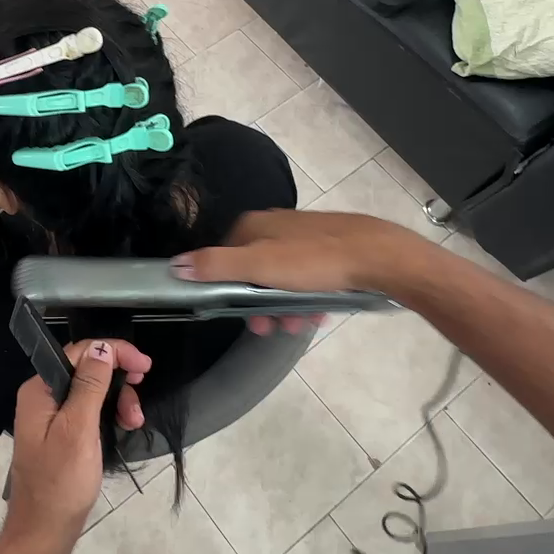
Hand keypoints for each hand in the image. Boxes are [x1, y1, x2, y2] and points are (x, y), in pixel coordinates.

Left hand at [6, 339, 125, 547]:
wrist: (44, 531)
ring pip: (92, 390)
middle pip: (87, 369)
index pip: (79, 352)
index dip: (114, 352)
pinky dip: (109, 415)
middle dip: (118, 380)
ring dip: (118, 400)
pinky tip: (124, 427)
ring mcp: (52, 415)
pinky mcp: (62, 433)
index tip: (144, 365)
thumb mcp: (78, 429)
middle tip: (141, 396)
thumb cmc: (60, 482)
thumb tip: (102, 348)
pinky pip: (89, 410)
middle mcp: (43, 396)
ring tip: (134, 422)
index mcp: (40, 389)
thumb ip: (89, 385)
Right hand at [171, 209, 415, 329]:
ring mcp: (301, 236)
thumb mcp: (258, 267)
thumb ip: (215, 266)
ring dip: (285, 305)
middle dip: (260, 304)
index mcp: (252, 226)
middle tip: (274, 327)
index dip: (225, 288)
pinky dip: (306, 297)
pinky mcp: (326, 247)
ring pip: (280, 277)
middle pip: (251, 271)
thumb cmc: (313, 262)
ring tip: (301, 324)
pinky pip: (305, 277)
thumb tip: (174, 265)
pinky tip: (318, 313)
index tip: (240, 314)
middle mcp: (273, 226)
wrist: (378, 257)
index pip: (221, 257)